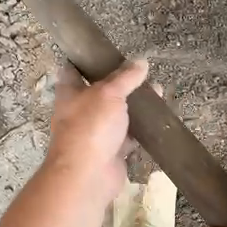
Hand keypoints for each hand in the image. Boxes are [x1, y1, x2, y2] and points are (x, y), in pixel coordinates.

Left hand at [44, 59, 148, 198]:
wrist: (88, 176)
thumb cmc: (91, 127)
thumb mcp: (109, 93)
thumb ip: (125, 77)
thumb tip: (141, 61)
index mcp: (70, 93)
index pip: (72, 70)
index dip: (85, 59)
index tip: (104, 51)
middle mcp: (80, 111)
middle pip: (100, 92)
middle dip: (121, 83)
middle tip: (143, 73)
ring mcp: (95, 133)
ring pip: (117, 114)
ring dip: (135, 106)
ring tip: (157, 92)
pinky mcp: (111, 151)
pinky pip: (128, 136)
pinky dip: (141, 130)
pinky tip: (157, 120)